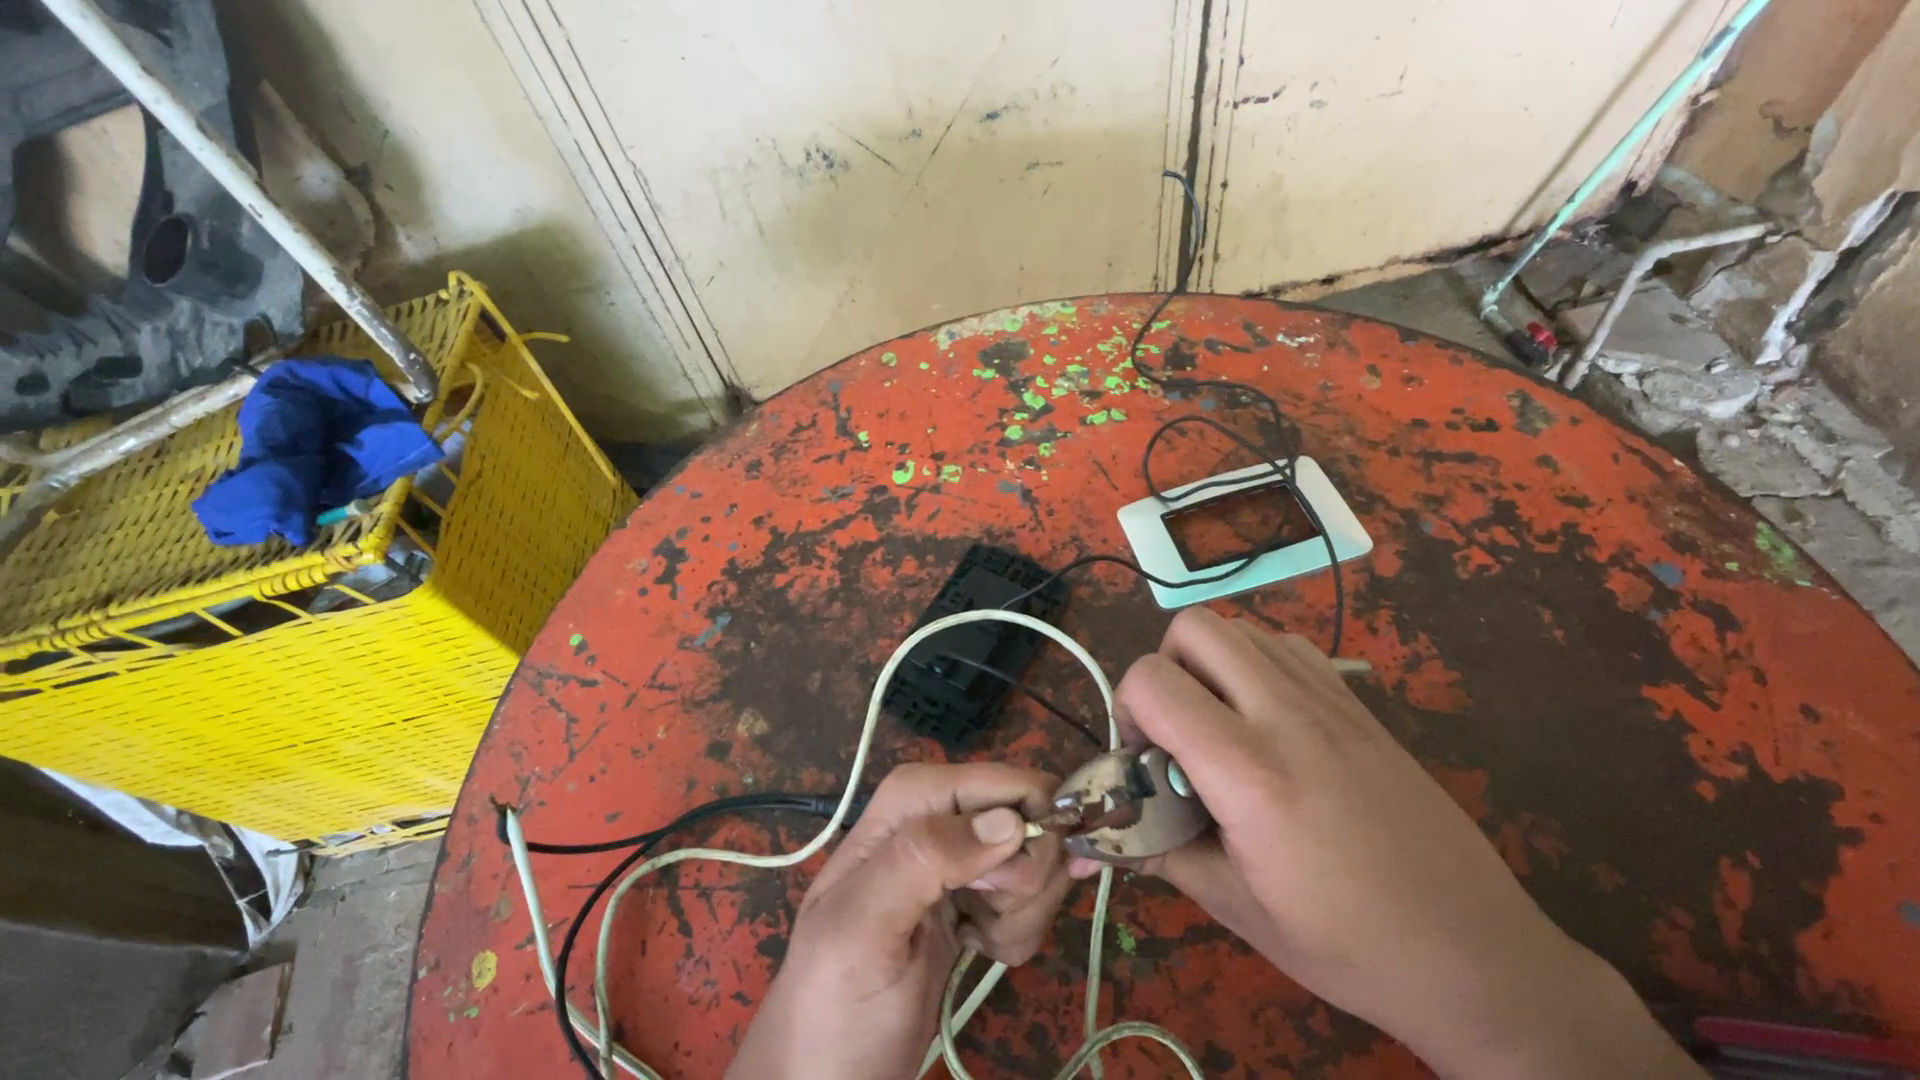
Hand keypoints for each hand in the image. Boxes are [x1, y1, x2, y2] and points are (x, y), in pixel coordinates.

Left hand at [729, 763, 1072, 1079]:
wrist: (827, 1079)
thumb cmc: (835, 1003)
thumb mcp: (863, 927)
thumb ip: (923, 860)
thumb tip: (1009, 818)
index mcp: (906, 805)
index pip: (994, 782)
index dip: (1023, 821)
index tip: (1014, 882)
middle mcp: (937, 823)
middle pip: (1025, 820)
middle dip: (1023, 879)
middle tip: (982, 921)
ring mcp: (958, 866)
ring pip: (1035, 861)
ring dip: (1022, 913)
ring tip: (976, 944)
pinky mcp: (975, 905)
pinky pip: (1030, 898)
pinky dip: (1019, 932)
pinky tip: (982, 952)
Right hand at [1077, 608, 1701, 1079]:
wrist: (1473, 951)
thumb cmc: (1346, 943)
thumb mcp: (1236, 908)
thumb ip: (1162, 853)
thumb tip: (1102, 836)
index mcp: (1247, 770)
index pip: (1152, 680)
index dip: (1127, 711)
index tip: (1145, 761)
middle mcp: (1286, 714)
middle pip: (1193, 627)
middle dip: (1164, 669)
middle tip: (1176, 732)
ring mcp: (1331, 701)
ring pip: (1243, 629)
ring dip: (1212, 665)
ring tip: (1221, 728)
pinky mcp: (1361, 706)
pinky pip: (1290, 648)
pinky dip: (1260, 666)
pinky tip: (1270, 725)